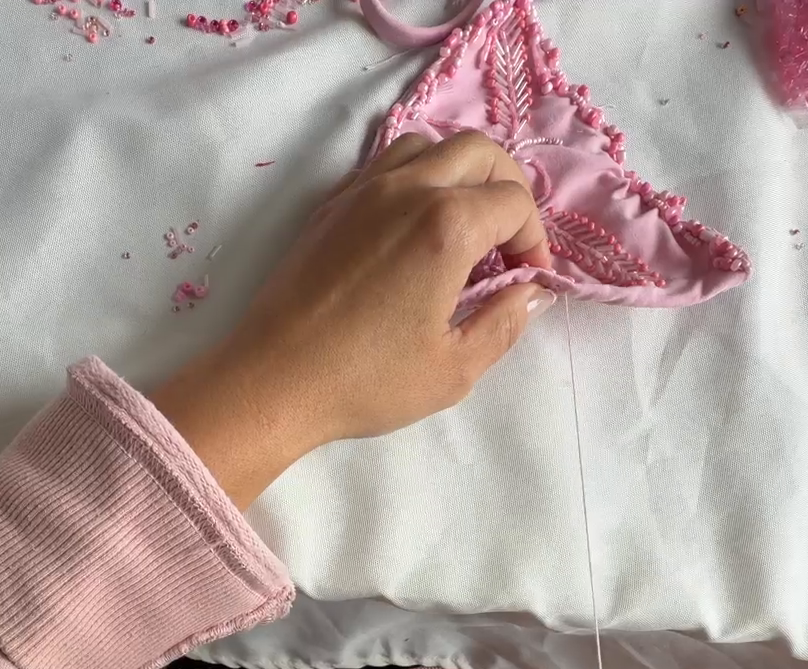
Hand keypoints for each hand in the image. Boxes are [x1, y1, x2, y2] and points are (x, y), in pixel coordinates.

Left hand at [152, 132, 553, 507]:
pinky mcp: (329, 207)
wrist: (273, 381)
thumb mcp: (452, 371)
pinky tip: (412, 226)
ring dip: (460, 174)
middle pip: (479, 153)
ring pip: (428, 146)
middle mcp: (406, 190)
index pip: (514, 203)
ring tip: (463, 226)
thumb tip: (529, 294)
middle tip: (508, 241)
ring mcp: (361, 192)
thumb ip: (503, 325)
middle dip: (508, 190)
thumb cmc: (364, 383)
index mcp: (446, 226)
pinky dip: (414, 179)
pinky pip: (384, 165)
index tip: (527, 280)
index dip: (534, 240)